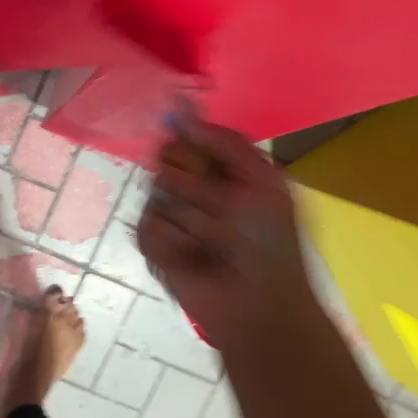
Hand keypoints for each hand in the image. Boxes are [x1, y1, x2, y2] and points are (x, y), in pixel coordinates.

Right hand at [137, 114, 320, 349]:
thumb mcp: (265, 183)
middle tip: (220, 211)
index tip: (175, 125)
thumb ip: (228, 144)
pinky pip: (148, 227)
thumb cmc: (270, 244)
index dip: (183, 131)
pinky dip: (172, 242)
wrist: (256, 306)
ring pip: (156, 195)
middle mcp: (194, 188)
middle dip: (193, 185)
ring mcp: (171, 216)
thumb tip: (185, 112)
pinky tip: (192, 258)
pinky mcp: (154, 245)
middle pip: (167, 162)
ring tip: (213, 243)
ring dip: (189, 219)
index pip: (190, 136)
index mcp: (224, 170)